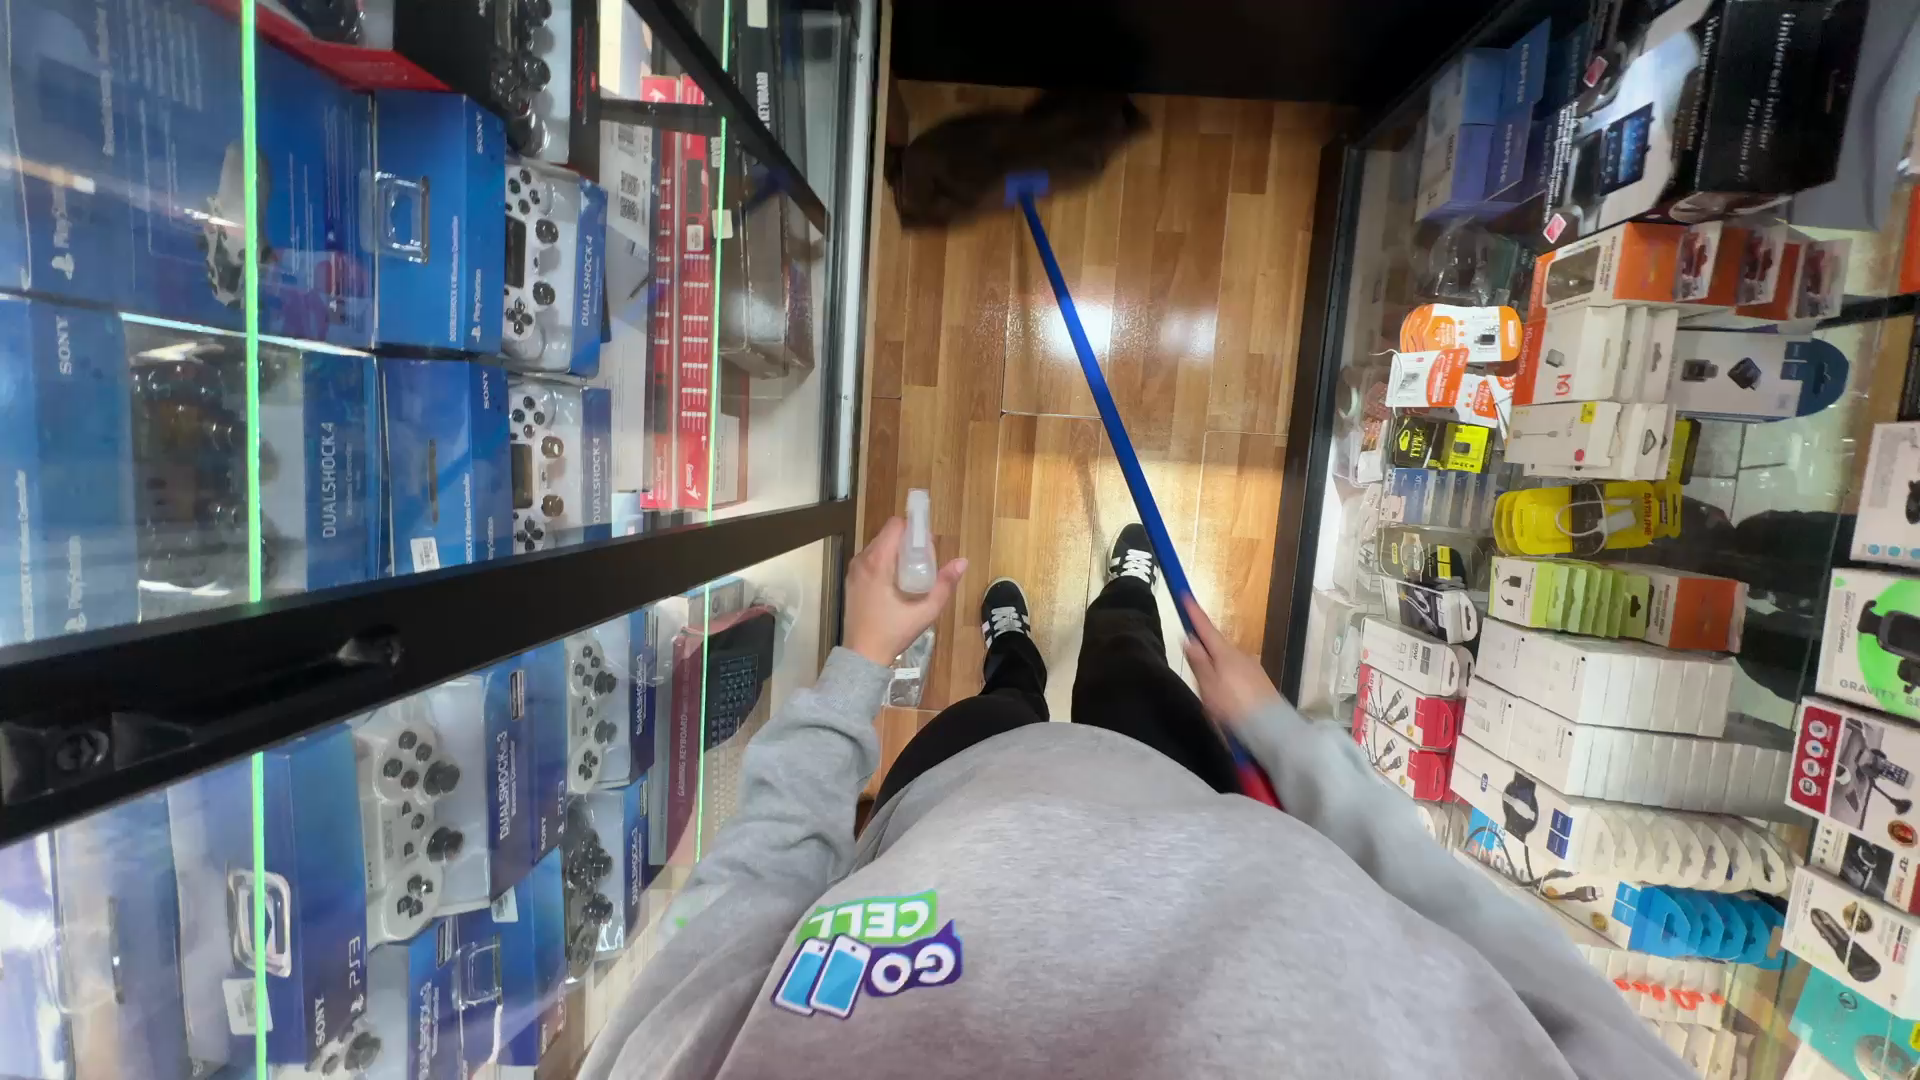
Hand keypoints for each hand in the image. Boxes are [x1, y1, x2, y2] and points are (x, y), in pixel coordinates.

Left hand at [843, 517, 966, 666]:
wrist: (862, 655)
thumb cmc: (894, 631)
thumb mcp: (925, 610)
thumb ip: (944, 584)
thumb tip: (962, 562)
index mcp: (878, 561)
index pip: (895, 525)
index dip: (913, 529)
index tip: (926, 546)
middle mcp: (862, 560)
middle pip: (887, 535)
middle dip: (907, 542)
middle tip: (923, 562)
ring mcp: (854, 570)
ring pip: (878, 547)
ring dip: (896, 552)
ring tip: (911, 574)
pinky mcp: (851, 580)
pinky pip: (870, 560)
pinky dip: (885, 562)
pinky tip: (896, 583)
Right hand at [1182, 598, 1280, 731]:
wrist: (1272, 730)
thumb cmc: (1234, 707)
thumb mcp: (1208, 686)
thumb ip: (1199, 662)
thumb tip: (1189, 638)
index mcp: (1225, 653)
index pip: (1206, 628)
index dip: (1194, 612)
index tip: (1185, 594)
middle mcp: (1241, 655)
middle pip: (1216, 647)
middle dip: (1204, 653)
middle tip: (1196, 675)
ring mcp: (1253, 669)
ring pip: (1226, 663)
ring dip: (1216, 672)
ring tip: (1212, 699)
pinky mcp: (1260, 684)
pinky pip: (1237, 676)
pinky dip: (1228, 682)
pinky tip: (1227, 702)